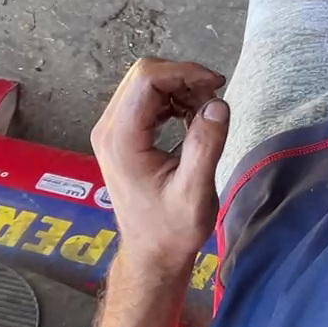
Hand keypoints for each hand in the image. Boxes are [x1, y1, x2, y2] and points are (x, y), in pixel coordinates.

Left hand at [90, 58, 230, 277]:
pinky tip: (192, 119)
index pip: (148, 79)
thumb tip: (218, 104)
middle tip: (214, 101)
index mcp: (122, 139)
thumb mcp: (195, 192)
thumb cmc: (172, 229)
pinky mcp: (122, 134)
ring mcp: (113, 130)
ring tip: (206, 113)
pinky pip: (147, 98)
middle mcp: (109, 128)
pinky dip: (173, 99)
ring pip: (146, 82)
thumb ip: (205, 145)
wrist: (152, 253)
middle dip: (184, 78)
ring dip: (181, 88)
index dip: (185, 73)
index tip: (217, 86)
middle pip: (144, 74)